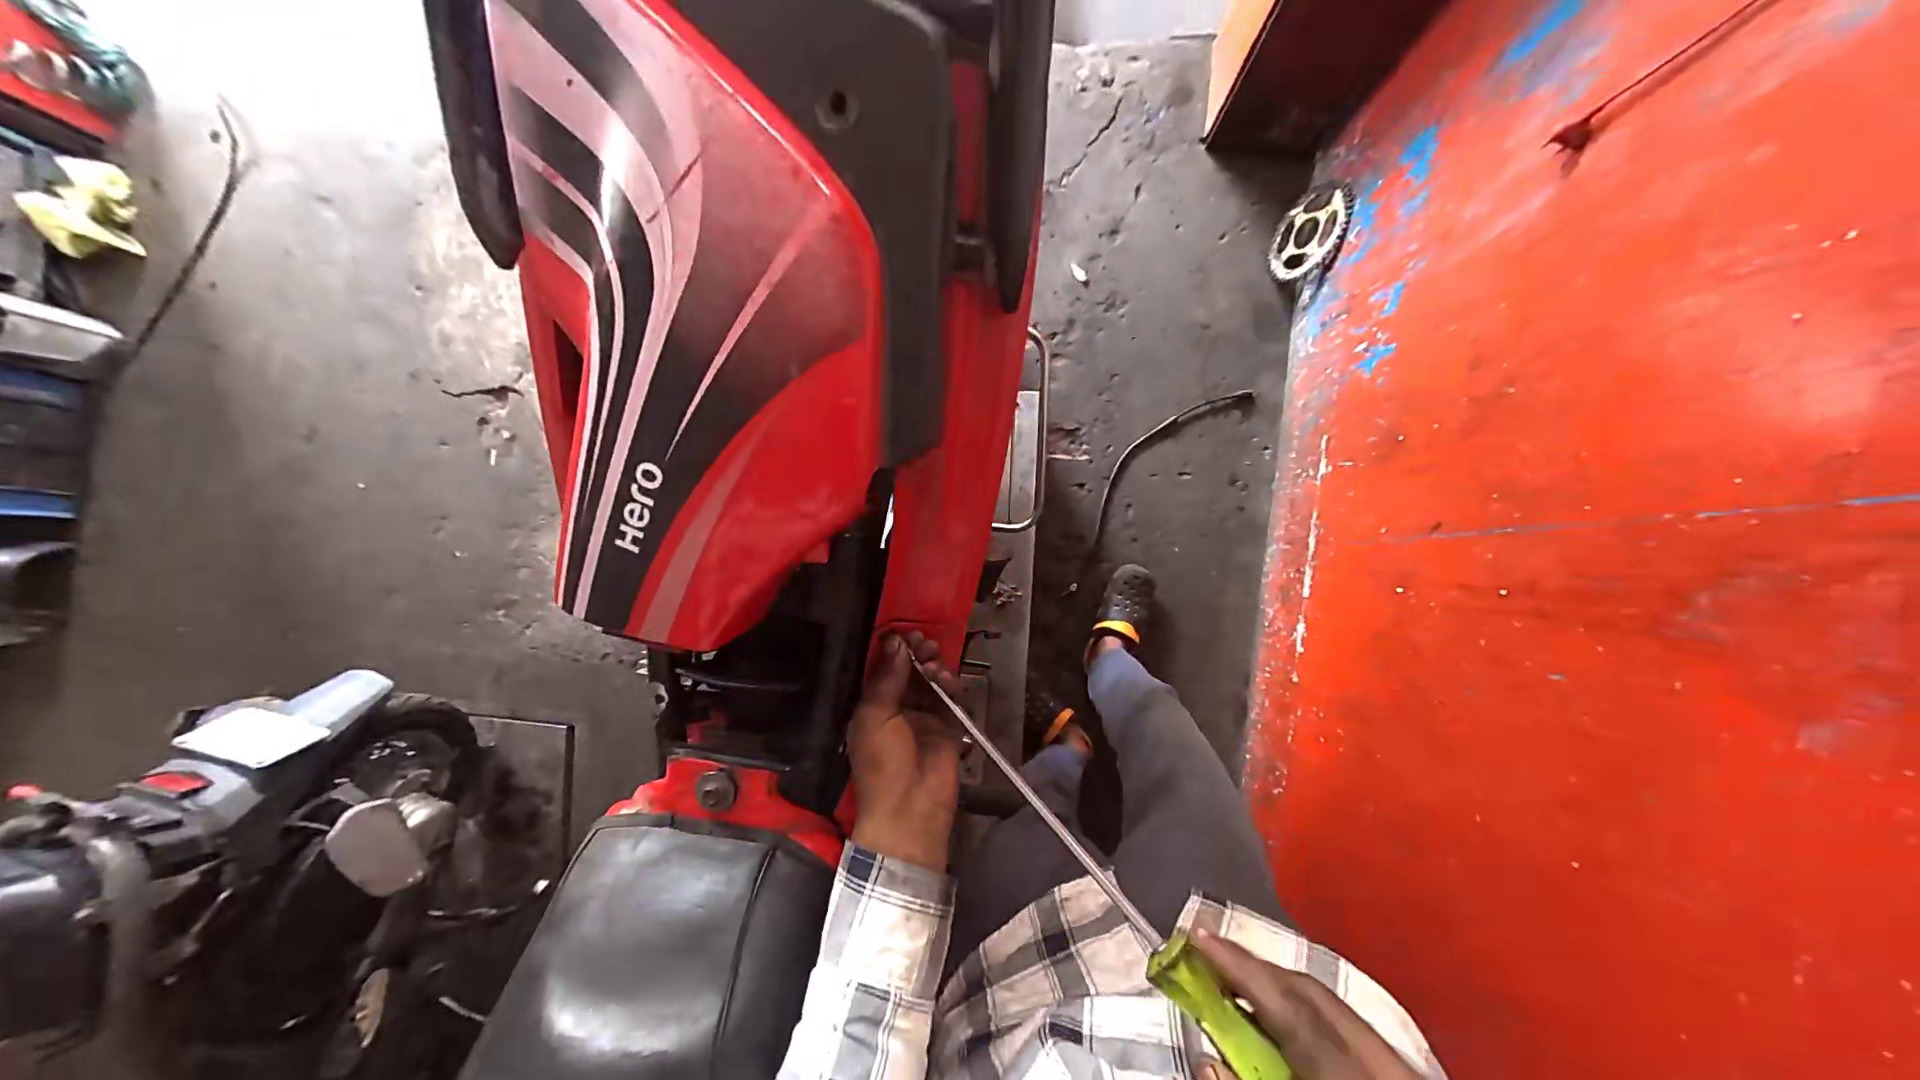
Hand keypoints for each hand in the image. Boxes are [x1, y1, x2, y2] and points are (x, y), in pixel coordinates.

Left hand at [847, 633, 962, 871]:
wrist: (910, 810)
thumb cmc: (882, 764)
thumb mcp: (875, 717)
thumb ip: (887, 678)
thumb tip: (896, 643)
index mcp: (872, 708)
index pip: (883, 670)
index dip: (893, 650)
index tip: (904, 633)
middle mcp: (898, 709)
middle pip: (910, 673)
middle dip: (917, 655)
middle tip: (924, 643)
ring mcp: (924, 719)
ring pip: (931, 682)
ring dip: (934, 667)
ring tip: (934, 665)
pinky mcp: (948, 727)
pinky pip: (951, 699)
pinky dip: (952, 686)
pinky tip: (948, 681)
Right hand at [1191, 928, 1423, 1079]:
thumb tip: (1207, 1057)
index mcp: (1350, 1069)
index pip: (1292, 1007)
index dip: (1239, 966)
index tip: (1196, 933)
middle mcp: (1384, 1059)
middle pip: (1314, 994)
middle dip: (1255, 968)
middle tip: (1206, 955)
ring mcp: (1404, 1066)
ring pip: (1335, 1005)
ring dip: (1279, 987)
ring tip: (1234, 984)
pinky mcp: (1406, 1070)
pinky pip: (1350, 1027)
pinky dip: (1308, 1012)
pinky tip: (1281, 1022)